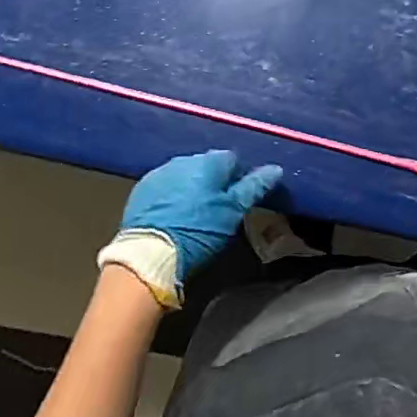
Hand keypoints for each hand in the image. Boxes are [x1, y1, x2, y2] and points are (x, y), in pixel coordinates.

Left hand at [97, 151, 281, 306]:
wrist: (148, 256)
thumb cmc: (199, 231)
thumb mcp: (234, 212)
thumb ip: (254, 187)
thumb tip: (275, 168)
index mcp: (210, 161)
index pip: (234, 160)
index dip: (240, 179)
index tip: (239, 200)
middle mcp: (185, 159)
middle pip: (209, 166)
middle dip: (215, 182)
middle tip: (218, 208)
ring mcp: (160, 173)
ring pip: (186, 175)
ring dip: (193, 187)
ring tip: (195, 213)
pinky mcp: (140, 189)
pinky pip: (165, 186)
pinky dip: (172, 196)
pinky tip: (174, 215)